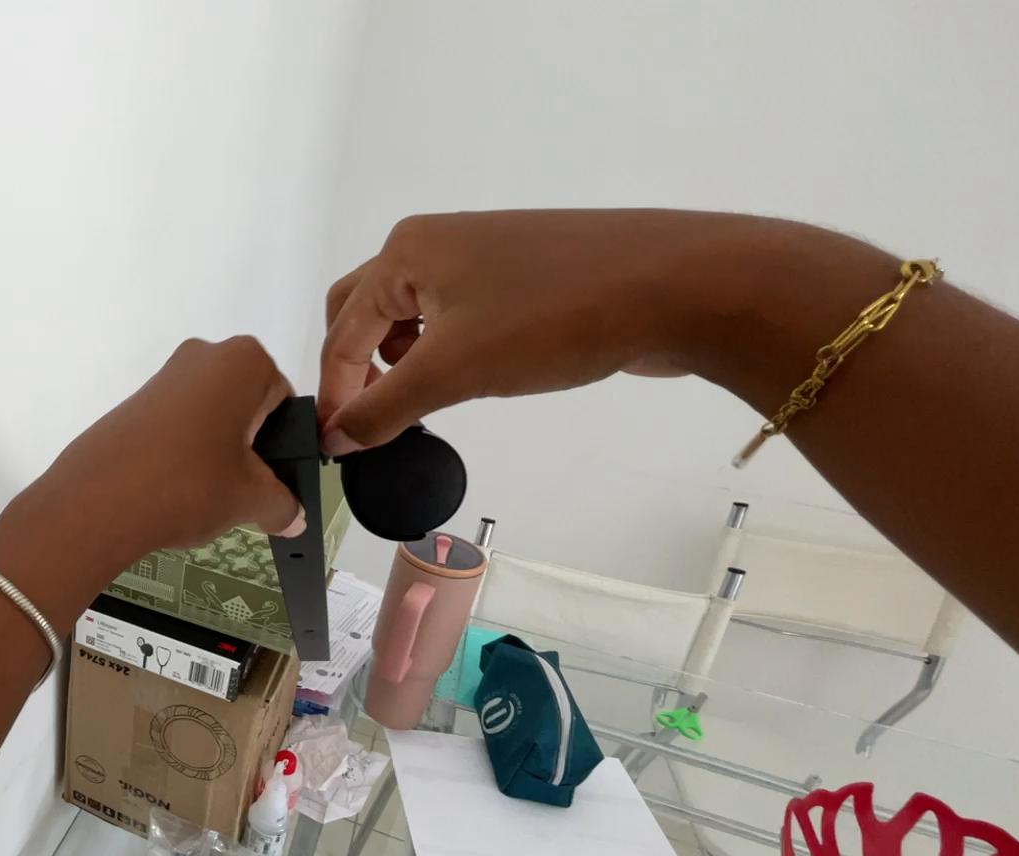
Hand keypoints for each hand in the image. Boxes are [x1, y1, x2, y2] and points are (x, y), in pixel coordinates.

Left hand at [0, 336, 302, 587]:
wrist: (98, 501)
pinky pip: (176, 429)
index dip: (283, 449)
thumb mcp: (251, 499)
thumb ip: (283, 506)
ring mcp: (163, 377)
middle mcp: (204, 355)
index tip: (271, 483)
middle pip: (246, 409)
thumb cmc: (190, 484)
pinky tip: (174, 491)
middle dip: (248, 450)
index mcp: (245, 362)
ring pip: (210, 420)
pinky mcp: (132, 404)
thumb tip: (294, 518)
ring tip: (204, 498)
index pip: (286, 406)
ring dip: (215, 455)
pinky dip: (183, 456)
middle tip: (240, 493)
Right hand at [316, 209, 844, 451]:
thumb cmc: (553, 320)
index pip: (341, 334)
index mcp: (403, 253)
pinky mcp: (510, 273)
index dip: (335, 395)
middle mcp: (429, 243)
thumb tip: (334, 441)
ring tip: (409, 402)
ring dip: (390, 361)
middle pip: (358, 314)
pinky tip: (452, 377)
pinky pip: (442, 315)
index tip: (338, 448)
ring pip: (401, 315)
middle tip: (366, 417)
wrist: (685, 285)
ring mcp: (474, 254)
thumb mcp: (451, 372)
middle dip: (353, 369)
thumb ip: (380, 409)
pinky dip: (430, 351)